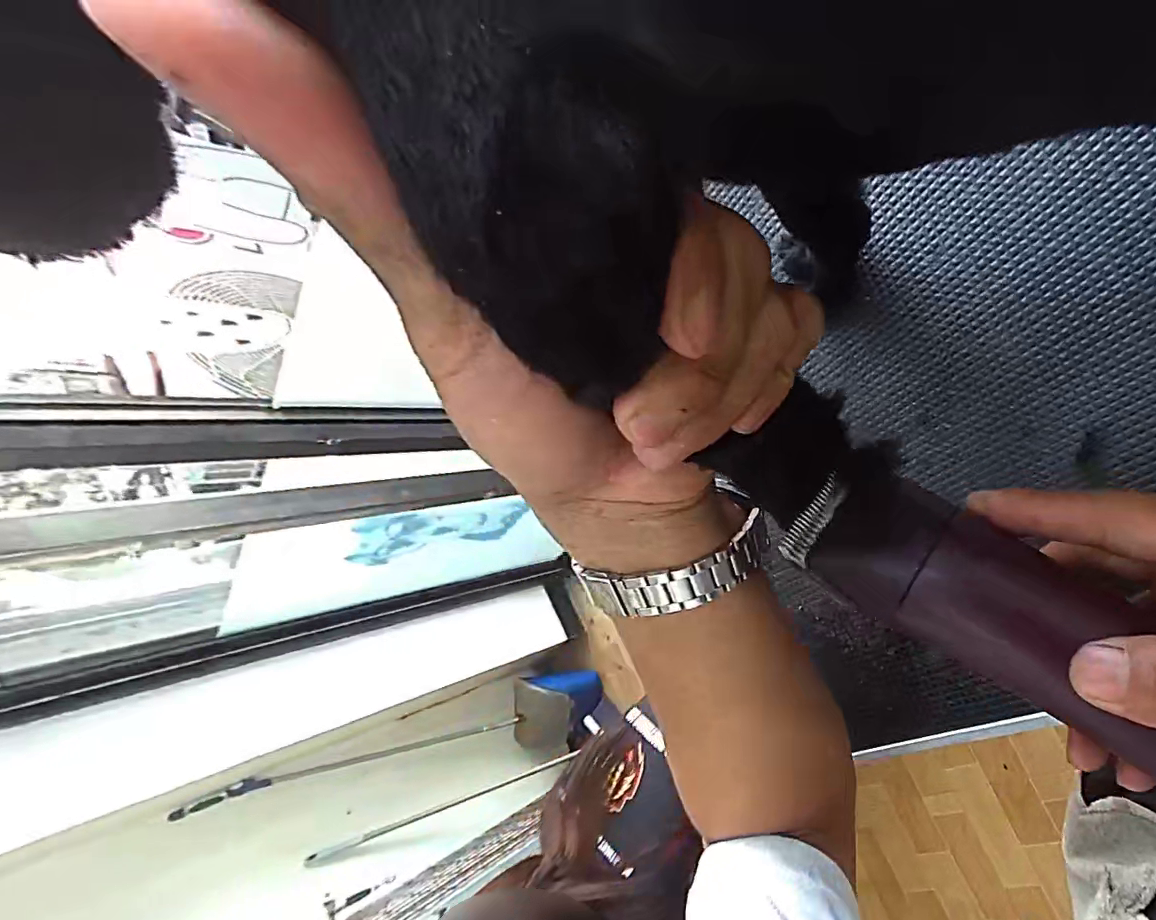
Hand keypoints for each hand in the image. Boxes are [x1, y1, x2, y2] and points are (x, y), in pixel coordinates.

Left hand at [81, 0, 821, 568]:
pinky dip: (767, 384)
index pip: (661, 178)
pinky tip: (730, 417)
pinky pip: (802, 329)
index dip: (680, 257)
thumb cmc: (531, 420)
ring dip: (724, 390)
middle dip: (698, 355)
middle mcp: (665, 238)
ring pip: (773, 302)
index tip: (663, 332)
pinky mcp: (770, 334)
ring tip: (673, 434)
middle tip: (648, 417)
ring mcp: (728, 290)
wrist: (618, 504)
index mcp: (591, 217)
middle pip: (733, 246)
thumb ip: (353, 182)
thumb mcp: (438, 308)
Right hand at [968, 488, 1155, 854]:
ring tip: (1082, 744)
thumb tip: (1085, 664)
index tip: (983, 508)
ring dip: (1109, 677)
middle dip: (1065, 609)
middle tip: (1004, 638)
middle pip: (1130, 567)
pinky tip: (1141, 757)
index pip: (1133, 520)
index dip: (1050, 512)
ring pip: (1151, 625)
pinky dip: (1152, 701)